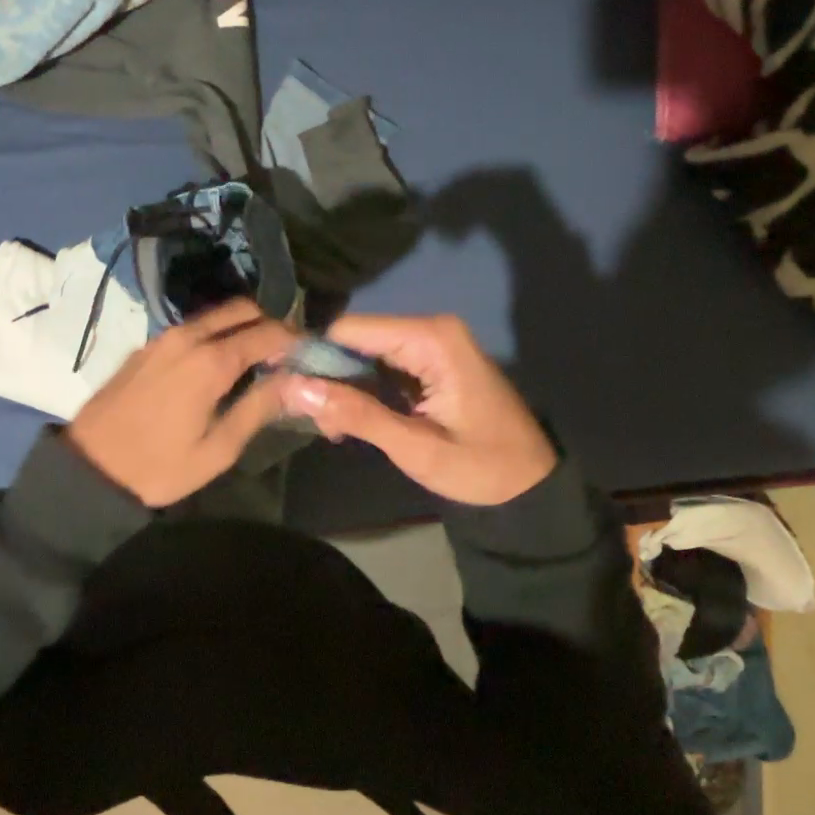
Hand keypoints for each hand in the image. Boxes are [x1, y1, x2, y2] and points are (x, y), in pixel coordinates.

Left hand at [66, 299, 296, 507]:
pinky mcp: (144, 348)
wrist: (89, 468)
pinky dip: (213, 336)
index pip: (268, 332)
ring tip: (255, 362)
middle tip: (284, 356)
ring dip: (240, 328)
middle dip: (269, 325)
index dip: (295, 341)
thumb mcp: (217, 450)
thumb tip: (296, 382)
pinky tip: (217, 366)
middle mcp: (187, 338)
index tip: (309, 358)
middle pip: (241, 310)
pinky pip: (190, 329)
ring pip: (213, 316)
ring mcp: (161, 338)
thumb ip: (259, 409)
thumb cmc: (158, 467)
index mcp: (210, 361)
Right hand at [280, 313, 555, 504]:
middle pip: (354, 338)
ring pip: (362, 353)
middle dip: (326, 375)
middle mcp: (430, 330)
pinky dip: (360, 391)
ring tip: (330, 427)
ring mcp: (430, 344)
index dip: (313, 354)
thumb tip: (297, 389)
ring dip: (341, 387)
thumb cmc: (481, 468)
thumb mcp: (416, 447)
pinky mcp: (428, 362)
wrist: (529, 486)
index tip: (285, 388)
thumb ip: (357, 415)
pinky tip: (349, 422)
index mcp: (432, 339)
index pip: (350, 329)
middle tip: (310, 418)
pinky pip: (379, 365)